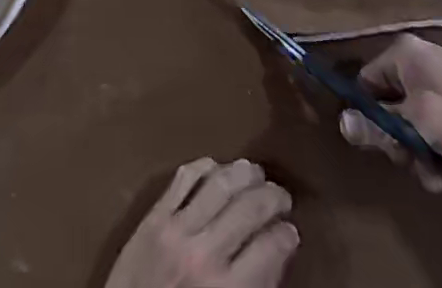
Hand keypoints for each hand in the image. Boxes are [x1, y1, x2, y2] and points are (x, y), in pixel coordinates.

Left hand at [104, 158, 298, 287]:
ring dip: (247, 173)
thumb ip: (257, 285)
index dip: (288, 234)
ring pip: (222, 182)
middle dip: (276, 196)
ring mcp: (176, 231)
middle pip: (253, 206)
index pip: (273, 245)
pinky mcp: (152, 219)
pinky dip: (206, 166)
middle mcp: (204, 254)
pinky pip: (185, 177)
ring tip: (256, 176)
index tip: (290, 230)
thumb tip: (281, 249)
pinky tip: (218, 170)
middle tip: (281, 198)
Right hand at [337, 34, 441, 191]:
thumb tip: (341, 122)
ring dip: (417, 153)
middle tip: (410, 161)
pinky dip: (434, 150)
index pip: (365, 83)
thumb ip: (379, 125)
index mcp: (405, 54)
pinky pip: (431, 129)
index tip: (379, 144)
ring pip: (409, 123)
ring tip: (434, 175)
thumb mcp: (418, 124)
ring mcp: (439, 84)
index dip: (367, 116)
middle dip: (398, 141)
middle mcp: (418, 63)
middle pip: (386, 106)